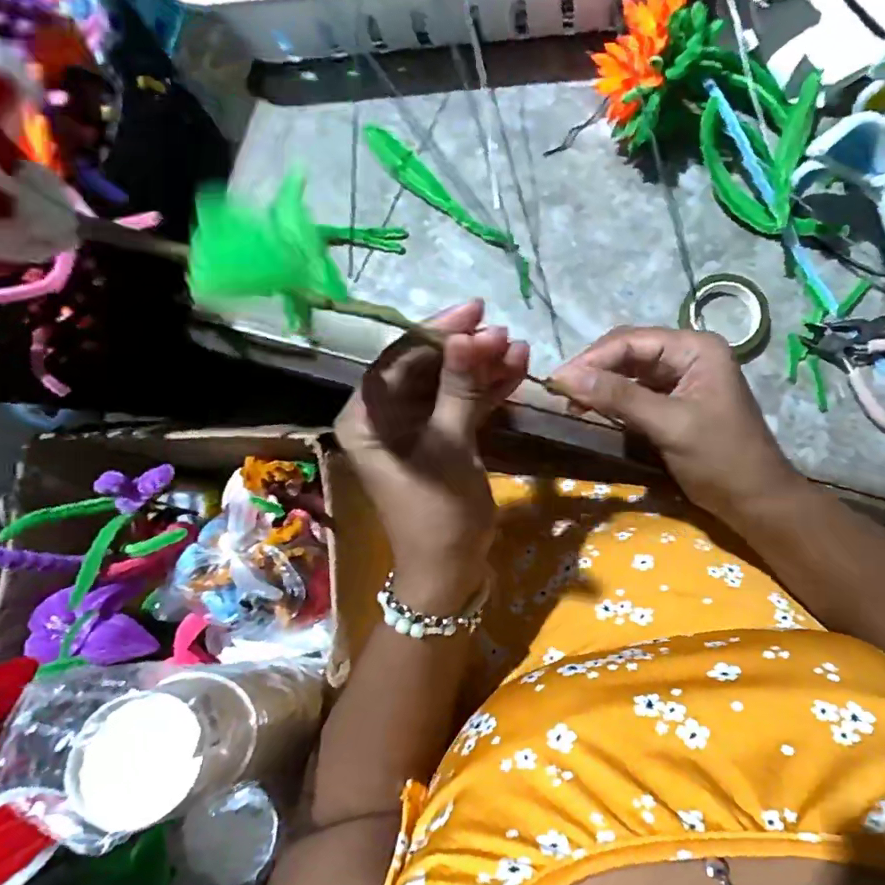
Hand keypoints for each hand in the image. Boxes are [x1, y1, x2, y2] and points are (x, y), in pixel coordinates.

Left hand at [335, 301, 528, 611]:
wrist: (451, 572)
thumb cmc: (439, 514)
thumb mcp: (450, 449)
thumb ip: (459, 391)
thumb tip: (468, 337)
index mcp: (366, 418)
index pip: (398, 360)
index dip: (437, 332)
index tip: (475, 312)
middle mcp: (385, 417)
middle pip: (426, 368)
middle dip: (465, 349)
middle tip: (502, 330)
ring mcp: (416, 429)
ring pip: (449, 385)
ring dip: (482, 368)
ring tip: (518, 347)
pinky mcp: (443, 441)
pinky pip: (463, 406)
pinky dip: (487, 392)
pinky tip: (516, 371)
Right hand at [551, 327, 804, 517]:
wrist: (756, 501)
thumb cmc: (720, 459)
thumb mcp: (669, 424)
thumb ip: (619, 397)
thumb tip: (566, 376)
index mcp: (696, 348)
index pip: (633, 340)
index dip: (592, 358)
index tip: (556, 380)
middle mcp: (690, 355)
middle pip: (631, 352)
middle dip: (595, 369)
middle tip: (560, 393)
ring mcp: (685, 380)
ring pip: (632, 373)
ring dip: (603, 385)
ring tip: (571, 403)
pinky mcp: (679, 404)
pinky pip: (640, 393)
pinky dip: (617, 401)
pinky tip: (595, 411)